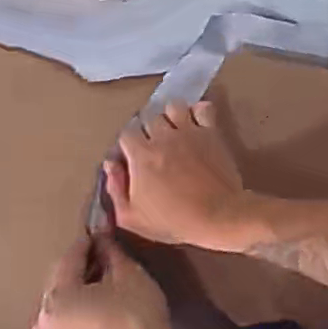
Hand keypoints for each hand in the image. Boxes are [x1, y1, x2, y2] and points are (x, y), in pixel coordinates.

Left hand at [30, 232, 170, 328]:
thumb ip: (109, 249)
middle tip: (111, 253)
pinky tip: (102, 296)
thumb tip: (101, 233)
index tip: (107, 231)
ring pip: (63, 292)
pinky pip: (65, 309)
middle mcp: (42, 314)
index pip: (72, 255)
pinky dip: (80, 299)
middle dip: (85, 261)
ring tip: (109, 275)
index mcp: (56, 296)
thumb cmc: (137, 317)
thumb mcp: (128, 274)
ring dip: (82, 280)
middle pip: (63, 274)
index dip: (92, 240)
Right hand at [104, 101, 252, 250]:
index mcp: (142, 155)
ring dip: (172, 116)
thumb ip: (116, 189)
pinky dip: (199, 111)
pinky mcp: (211, 132)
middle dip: (150, 131)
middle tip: (157, 147)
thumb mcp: (132, 217)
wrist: (217, 216)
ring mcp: (189, 131)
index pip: (126, 134)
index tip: (135, 157)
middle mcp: (163, 137)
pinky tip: (198, 124)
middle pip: (149, 119)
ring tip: (176, 131)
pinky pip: (203, 109)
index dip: (129, 145)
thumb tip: (110, 164)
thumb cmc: (174, 221)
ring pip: (174, 107)